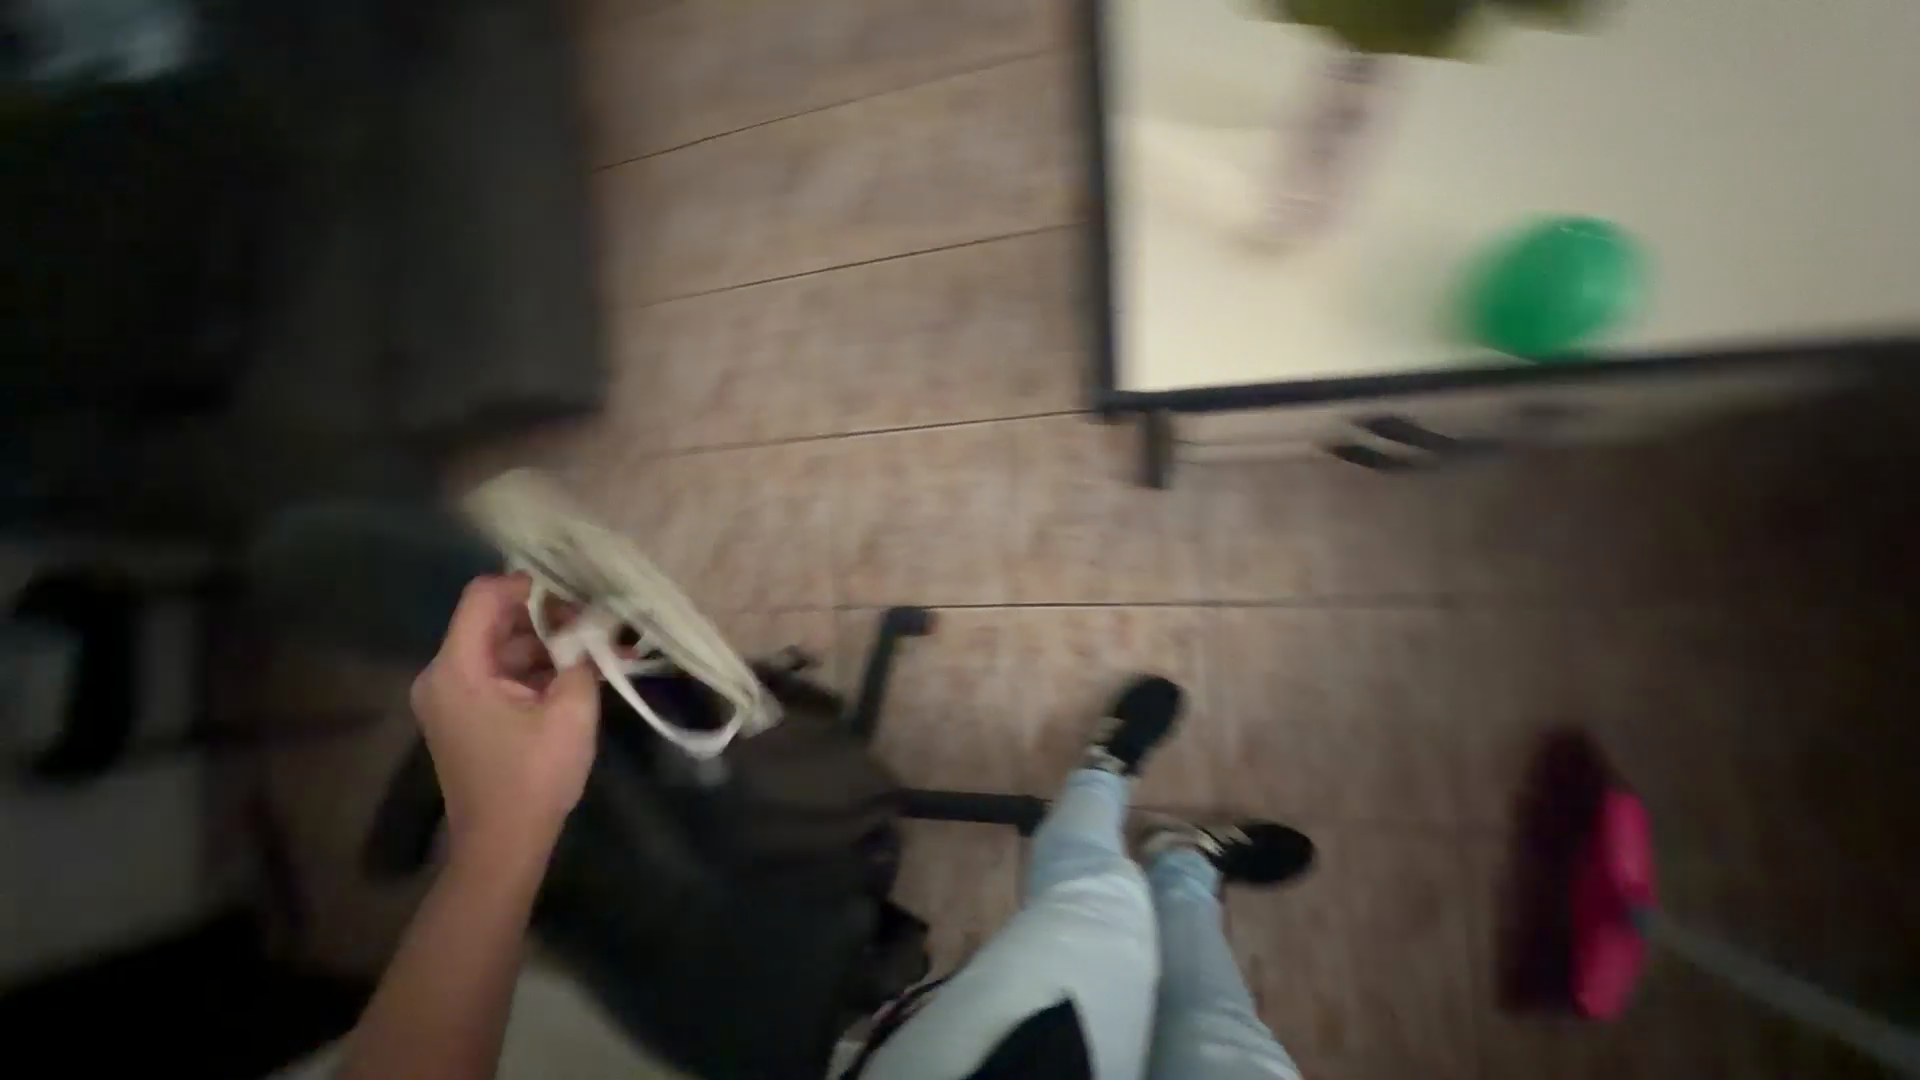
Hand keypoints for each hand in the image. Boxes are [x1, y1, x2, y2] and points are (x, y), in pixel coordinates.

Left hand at [409, 574, 599, 869]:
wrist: (503, 844)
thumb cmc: (535, 774)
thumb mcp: (571, 709)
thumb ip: (582, 656)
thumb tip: (595, 623)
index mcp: (458, 669)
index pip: (484, 596)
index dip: (529, 584)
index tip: (576, 595)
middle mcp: (444, 674)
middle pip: (494, 620)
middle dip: (547, 616)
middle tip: (597, 623)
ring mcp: (452, 696)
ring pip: (502, 646)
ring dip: (548, 644)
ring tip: (599, 648)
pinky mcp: (466, 714)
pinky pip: (501, 672)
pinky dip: (537, 668)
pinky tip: (579, 673)